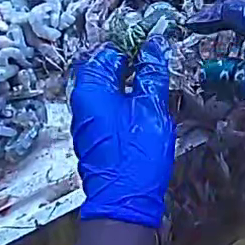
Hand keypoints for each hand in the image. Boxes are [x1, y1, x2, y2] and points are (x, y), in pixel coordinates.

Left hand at [70, 38, 175, 228]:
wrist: (125, 202)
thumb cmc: (134, 156)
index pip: (108, 51)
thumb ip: (152, 73)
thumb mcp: (150, 107)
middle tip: (161, 60)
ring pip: (112, 91)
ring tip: (160, 82)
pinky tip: (151, 107)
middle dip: (134, 63)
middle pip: (108, 71)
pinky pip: (113, 110)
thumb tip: (155, 47)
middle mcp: (84, 103)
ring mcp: (90, 123)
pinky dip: (131, 103)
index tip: (156, 43)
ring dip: (134, 84)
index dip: (133, 45)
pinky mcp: (100, 139)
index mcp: (90, 89)